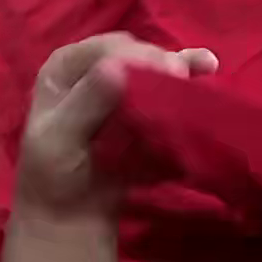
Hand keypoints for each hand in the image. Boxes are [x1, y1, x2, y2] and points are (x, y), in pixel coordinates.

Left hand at [15, 33, 216, 225]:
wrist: (71, 211)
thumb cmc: (54, 176)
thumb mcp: (58, 141)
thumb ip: (87, 104)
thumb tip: (117, 68)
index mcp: (65, 66)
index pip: (105, 50)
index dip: (137, 56)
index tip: (167, 71)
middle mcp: (93, 65)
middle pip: (135, 54)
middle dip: (162, 62)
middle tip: (184, 77)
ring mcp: (120, 82)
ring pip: (154, 65)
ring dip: (181, 65)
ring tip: (205, 66)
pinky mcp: (142, 102)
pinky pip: (166, 85)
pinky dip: (187, 80)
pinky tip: (206, 69)